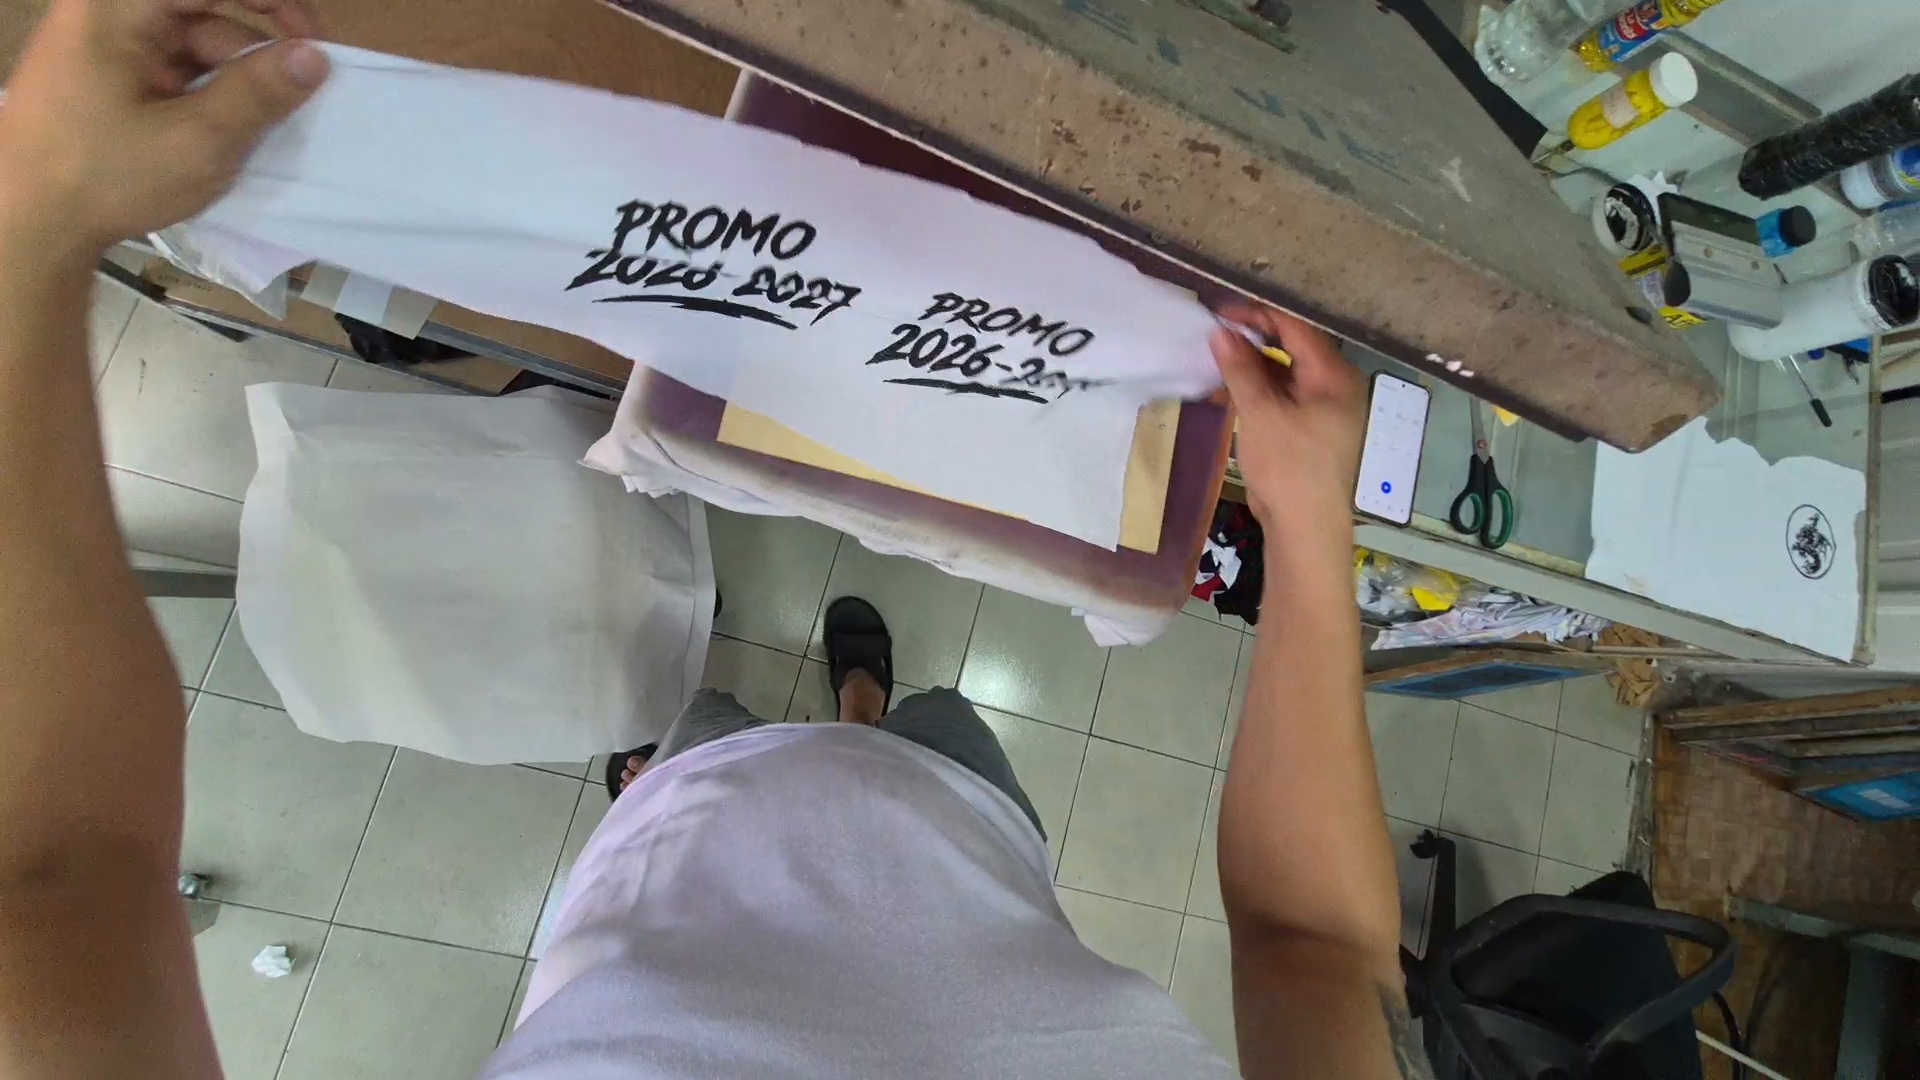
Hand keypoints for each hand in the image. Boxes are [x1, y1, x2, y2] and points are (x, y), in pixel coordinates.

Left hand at [0, 0, 328, 255]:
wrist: (38, 214)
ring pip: (203, 45)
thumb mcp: (201, 138)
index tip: (316, 48)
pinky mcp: (121, 77)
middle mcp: (110, 17)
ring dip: (245, 82)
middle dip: (260, 52)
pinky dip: (224, 96)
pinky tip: (239, 129)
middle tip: (303, 99)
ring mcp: (114, 47)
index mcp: (114, 12)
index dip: (270, 3)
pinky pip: (188, 71)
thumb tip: (316, 57)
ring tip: (268, 129)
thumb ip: (259, 93)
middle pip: (206, 14)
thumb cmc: (114, 173)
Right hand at [1209, 302, 1364, 550]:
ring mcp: (1321, 409)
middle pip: (1290, 348)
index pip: (1295, 327)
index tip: (1219, 312)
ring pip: (1282, 374)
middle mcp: (1333, 386)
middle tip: (1212, 337)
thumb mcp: (1260, 412)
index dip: (1256, 314)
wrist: (1304, 523)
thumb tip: (1220, 332)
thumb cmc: (1288, 464)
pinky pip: (1279, 398)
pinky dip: (1254, 392)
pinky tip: (1225, 395)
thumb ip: (1240, 368)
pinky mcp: (1306, 429)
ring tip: (1212, 367)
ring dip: (1248, 368)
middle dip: (1250, 340)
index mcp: (1333, 375)